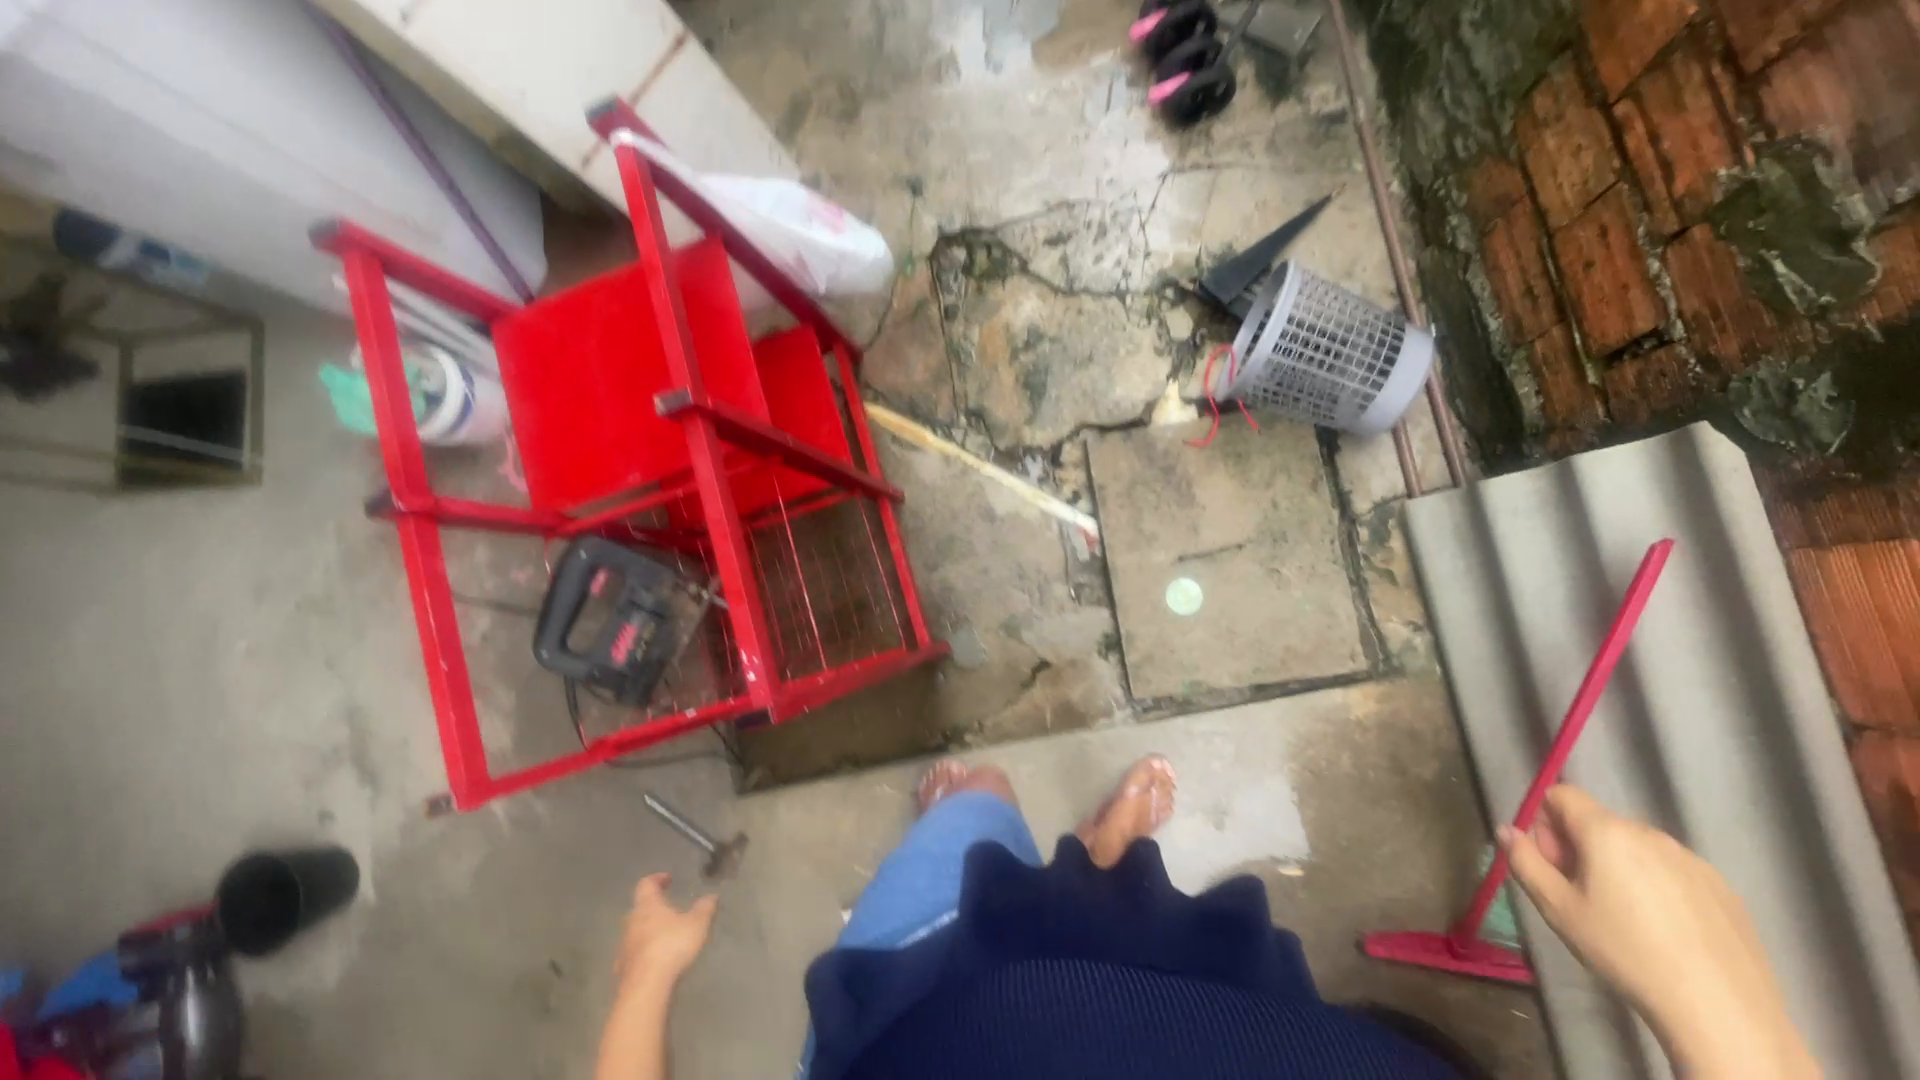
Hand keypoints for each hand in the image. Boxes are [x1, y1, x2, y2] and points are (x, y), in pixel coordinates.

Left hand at [615, 873, 717, 989]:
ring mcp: (624, 947)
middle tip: (668, 910)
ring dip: (647, 931)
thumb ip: (704, 908)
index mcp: (648, 907)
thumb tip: (712, 896)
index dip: (656, 879)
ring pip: (634, 932)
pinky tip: (655, 962)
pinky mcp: (622, 969)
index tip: (667, 879)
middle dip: (653, 908)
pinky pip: (633, 955)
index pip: (646, 885)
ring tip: (665, 937)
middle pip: (639, 909)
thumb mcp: (697, 924)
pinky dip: (643, 953)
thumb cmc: (672, 947)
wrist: (646, 987)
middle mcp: (632, 923)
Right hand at [1499, 786, 1818, 1077]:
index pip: (1562, 794)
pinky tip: (1663, 931)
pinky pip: (1672, 871)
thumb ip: (1524, 862)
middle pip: (1598, 822)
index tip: (1551, 865)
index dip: (1544, 822)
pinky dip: (1656, 887)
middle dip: (1578, 847)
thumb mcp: (1557, 909)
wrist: (1720, 1007)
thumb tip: (1507, 830)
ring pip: (1636, 848)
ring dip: (1617, 866)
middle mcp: (1651, 834)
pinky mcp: (1723, 888)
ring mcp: (1692, 860)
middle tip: (1579, 896)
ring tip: (1624, 918)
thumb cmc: (1623, 951)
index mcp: (1607, 832)